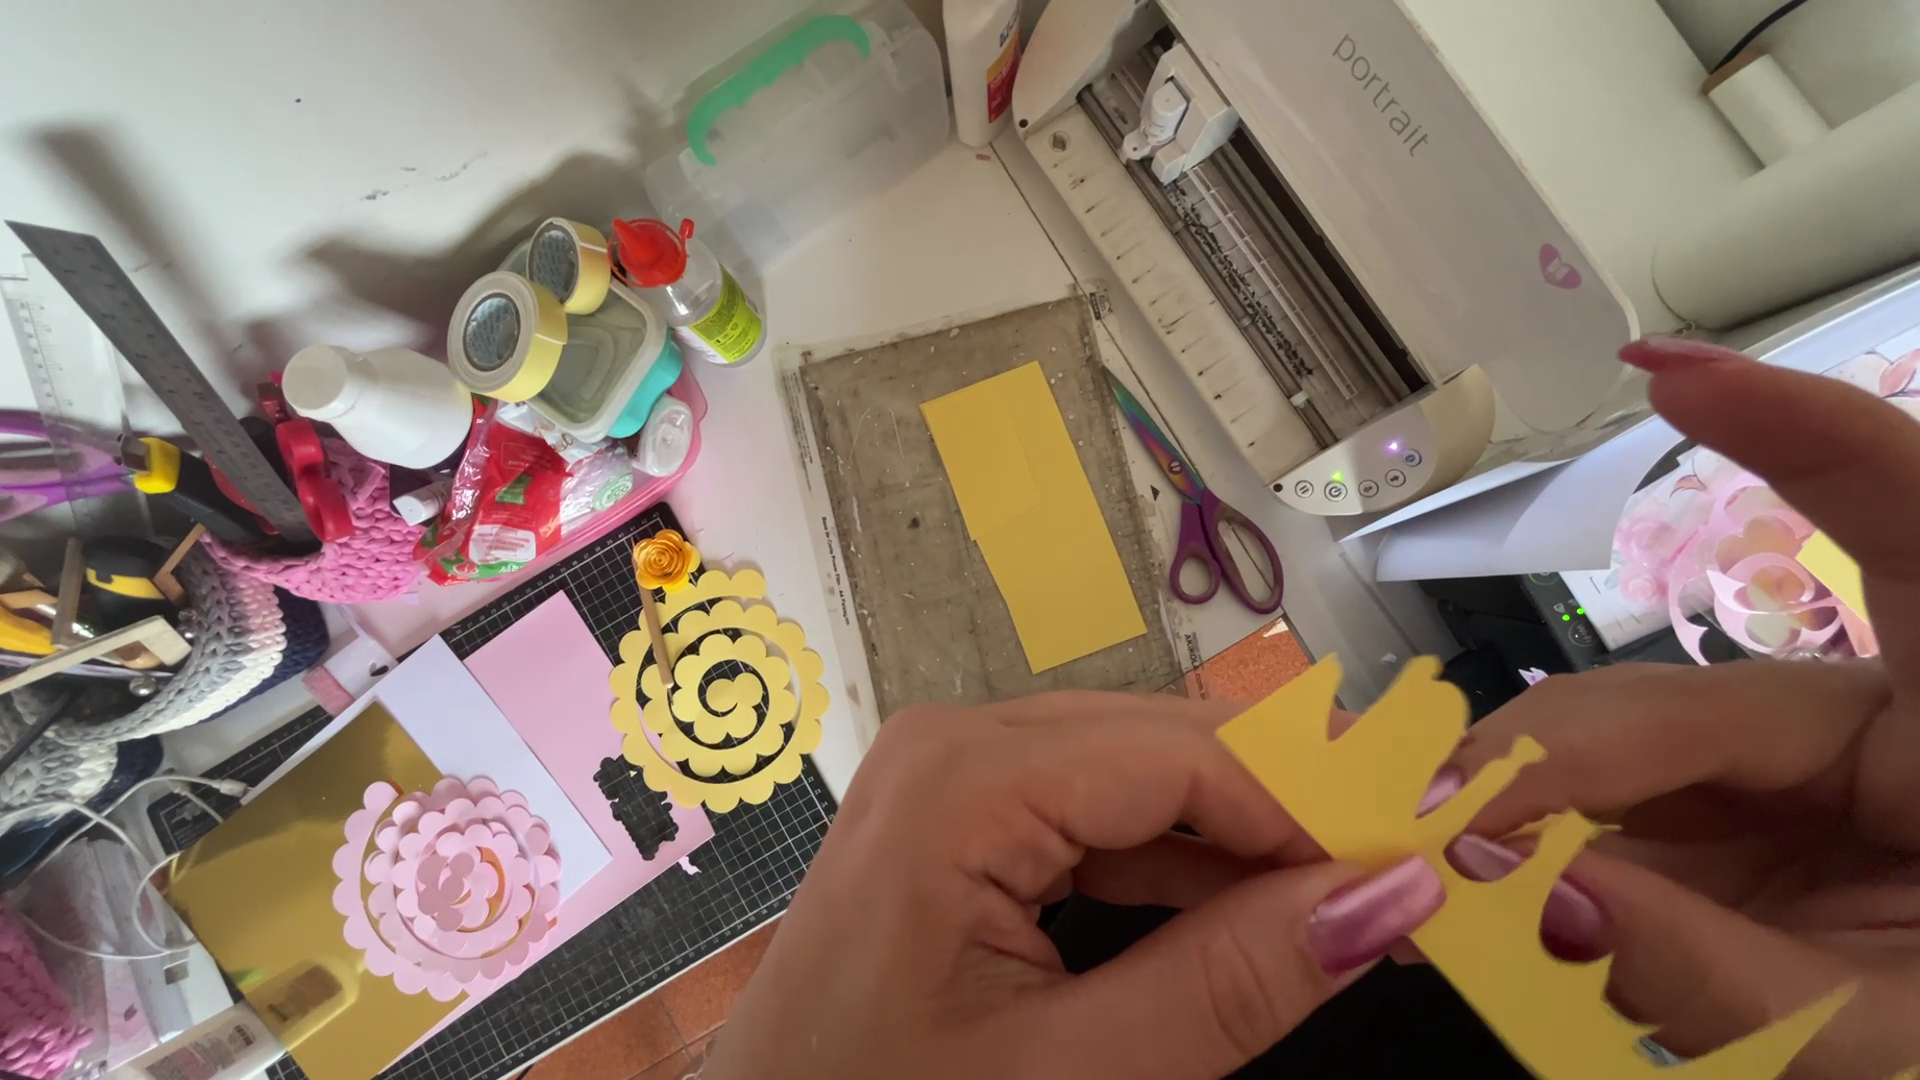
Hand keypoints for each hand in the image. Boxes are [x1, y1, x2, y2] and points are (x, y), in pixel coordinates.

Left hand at [701, 693, 1445, 1079]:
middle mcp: (956, 738)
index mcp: (964, 777)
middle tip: (1400, 864)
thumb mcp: (1075, 1074)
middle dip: (1278, 802)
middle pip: (1153, 744)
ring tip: (1341, 886)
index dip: (1308, 799)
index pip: (1175, 755)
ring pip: (1128, 768)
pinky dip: (1168, 853)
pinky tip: (1241, 899)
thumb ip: (1232, 980)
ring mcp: (953, 765)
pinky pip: (1086, 808)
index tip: (1424, 851)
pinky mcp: (960, 804)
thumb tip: (1390, 896)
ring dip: (1232, 829)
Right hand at [1444, 338, 1919, 1077]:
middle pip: (1668, 707)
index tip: (1657, 376)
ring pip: (1599, 754)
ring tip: (1431, 849)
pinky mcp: (1692, 815)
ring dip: (1514, 804)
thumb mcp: (1890, 1042)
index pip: (1911, 540)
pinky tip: (1463, 849)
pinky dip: (1519, 835)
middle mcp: (1856, 733)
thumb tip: (1515, 884)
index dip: (1796, 439)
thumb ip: (1719, 975)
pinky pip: (1586, 804)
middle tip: (1433, 822)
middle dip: (1543, 761)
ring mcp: (1760, 776)